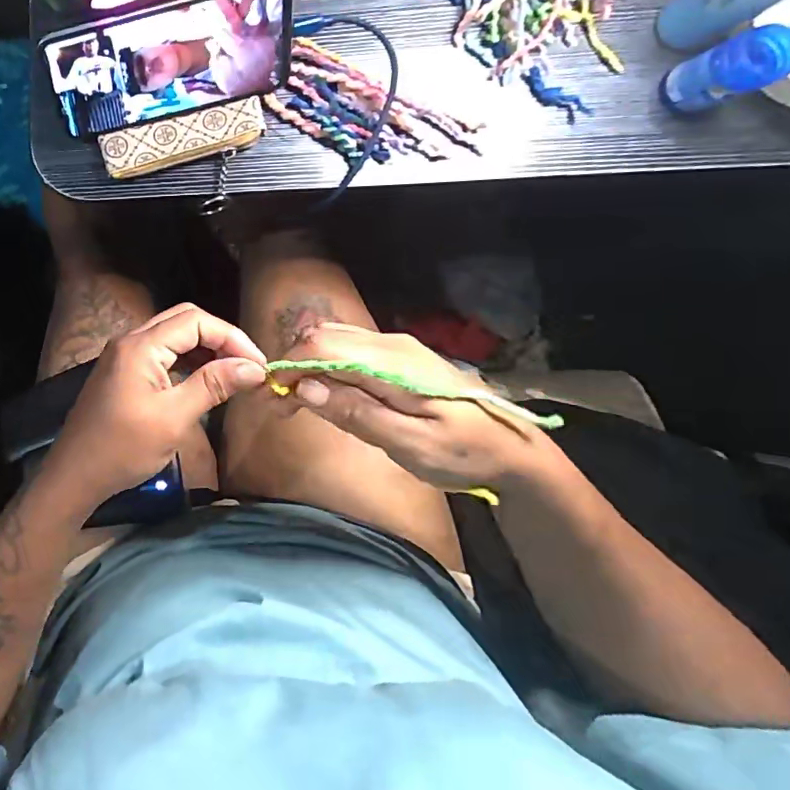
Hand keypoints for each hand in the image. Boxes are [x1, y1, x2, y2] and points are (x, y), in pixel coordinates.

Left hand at [42, 303, 266, 513]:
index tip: (258, 365)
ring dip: (205, 348)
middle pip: (184, 320)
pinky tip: (205, 380)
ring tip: (234, 373)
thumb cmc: (123, 448)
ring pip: (172, 335)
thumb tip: (253, 368)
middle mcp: (130, 340)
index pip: (195, 321)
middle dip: (220, 338)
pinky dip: (187, 361)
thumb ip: (213, 386)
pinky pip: (161, 353)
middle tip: (248, 366)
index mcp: (140, 346)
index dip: (232, 337)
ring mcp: (123, 355)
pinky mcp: (122, 371)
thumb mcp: (173, 418)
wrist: (74, 475)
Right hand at [273, 322, 564, 490]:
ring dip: (308, 366)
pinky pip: (349, 350)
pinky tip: (328, 395)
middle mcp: (389, 344)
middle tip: (282, 407)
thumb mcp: (411, 444)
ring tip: (298, 403)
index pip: (322, 346)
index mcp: (392, 362)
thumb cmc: (466, 453)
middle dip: (293, 366)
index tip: (274, 401)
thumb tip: (305, 389)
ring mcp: (395, 348)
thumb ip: (357, 413)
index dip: (289, 367)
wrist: (516, 449)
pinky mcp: (398, 358)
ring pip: (333, 340)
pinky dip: (326, 367)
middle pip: (322, 336)